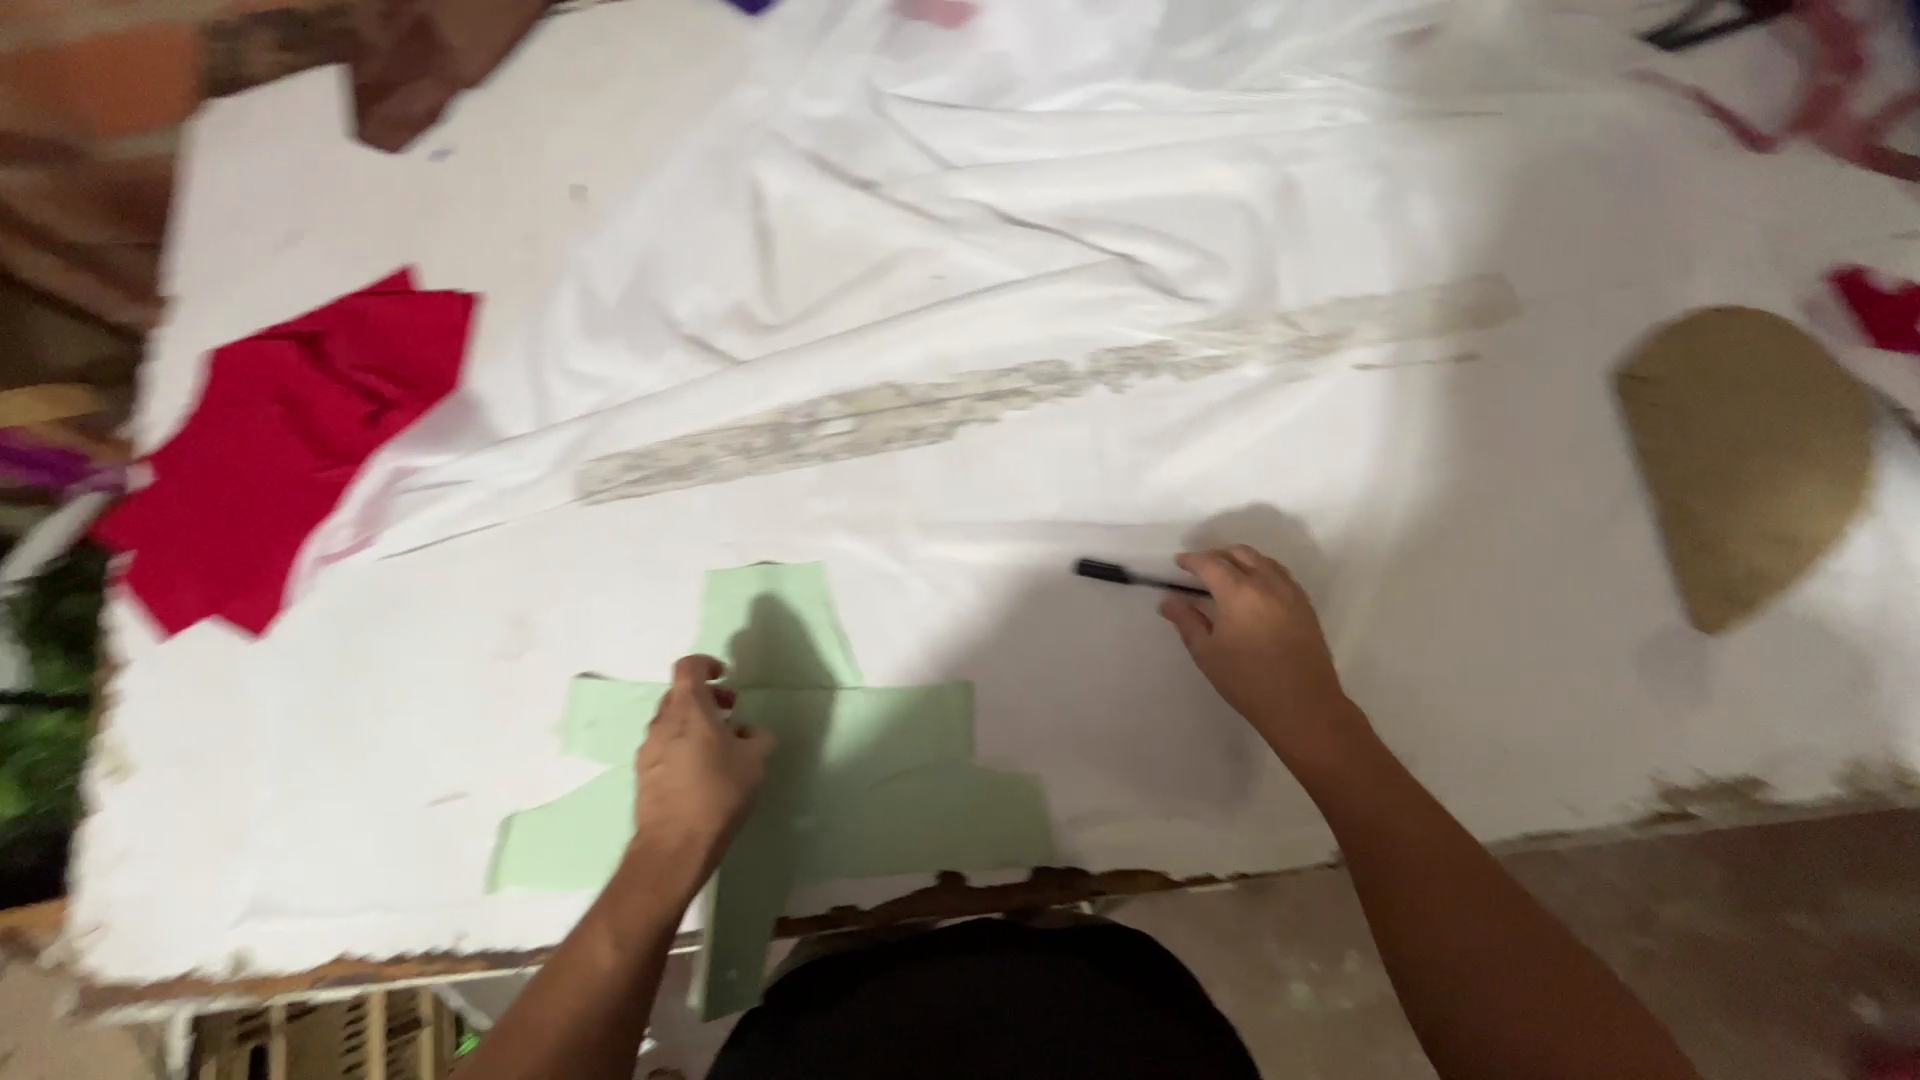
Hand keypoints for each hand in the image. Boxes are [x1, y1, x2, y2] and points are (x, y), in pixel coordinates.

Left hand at [631, 655, 774, 879]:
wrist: (674, 844)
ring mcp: (648, 750)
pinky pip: (665, 748)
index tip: (724, 675)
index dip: (706, 664)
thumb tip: (749, 733)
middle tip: (731, 714)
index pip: (688, 667)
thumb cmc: (719, 792)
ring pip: (671, 723)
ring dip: (694, 725)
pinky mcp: (643, 775)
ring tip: (720, 747)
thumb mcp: (756, 761)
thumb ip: (757, 737)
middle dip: (706, 698)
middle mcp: (662, 723)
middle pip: (680, 695)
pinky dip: (683, 747)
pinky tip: (702, 772)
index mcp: (689, 709)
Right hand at [1159, 546, 1371, 764]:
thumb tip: (1167, 601)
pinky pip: (1280, 574)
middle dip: (1217, 555)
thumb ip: (1186, 621)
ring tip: (1227, 574)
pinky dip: (1262, 570)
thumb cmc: (1247, 680)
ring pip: (1263, 560)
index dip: (1192, 560)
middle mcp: (1266, 583)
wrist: (1303, 704)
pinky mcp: (1305, 605)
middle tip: (1200, 567)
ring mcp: (1290, 592)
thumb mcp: (1207, 653)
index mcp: (1238, 591)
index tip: (1179, 562)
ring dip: (1241, 559)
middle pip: (1239, 554)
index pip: (1210, 563)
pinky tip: (1255, 589)